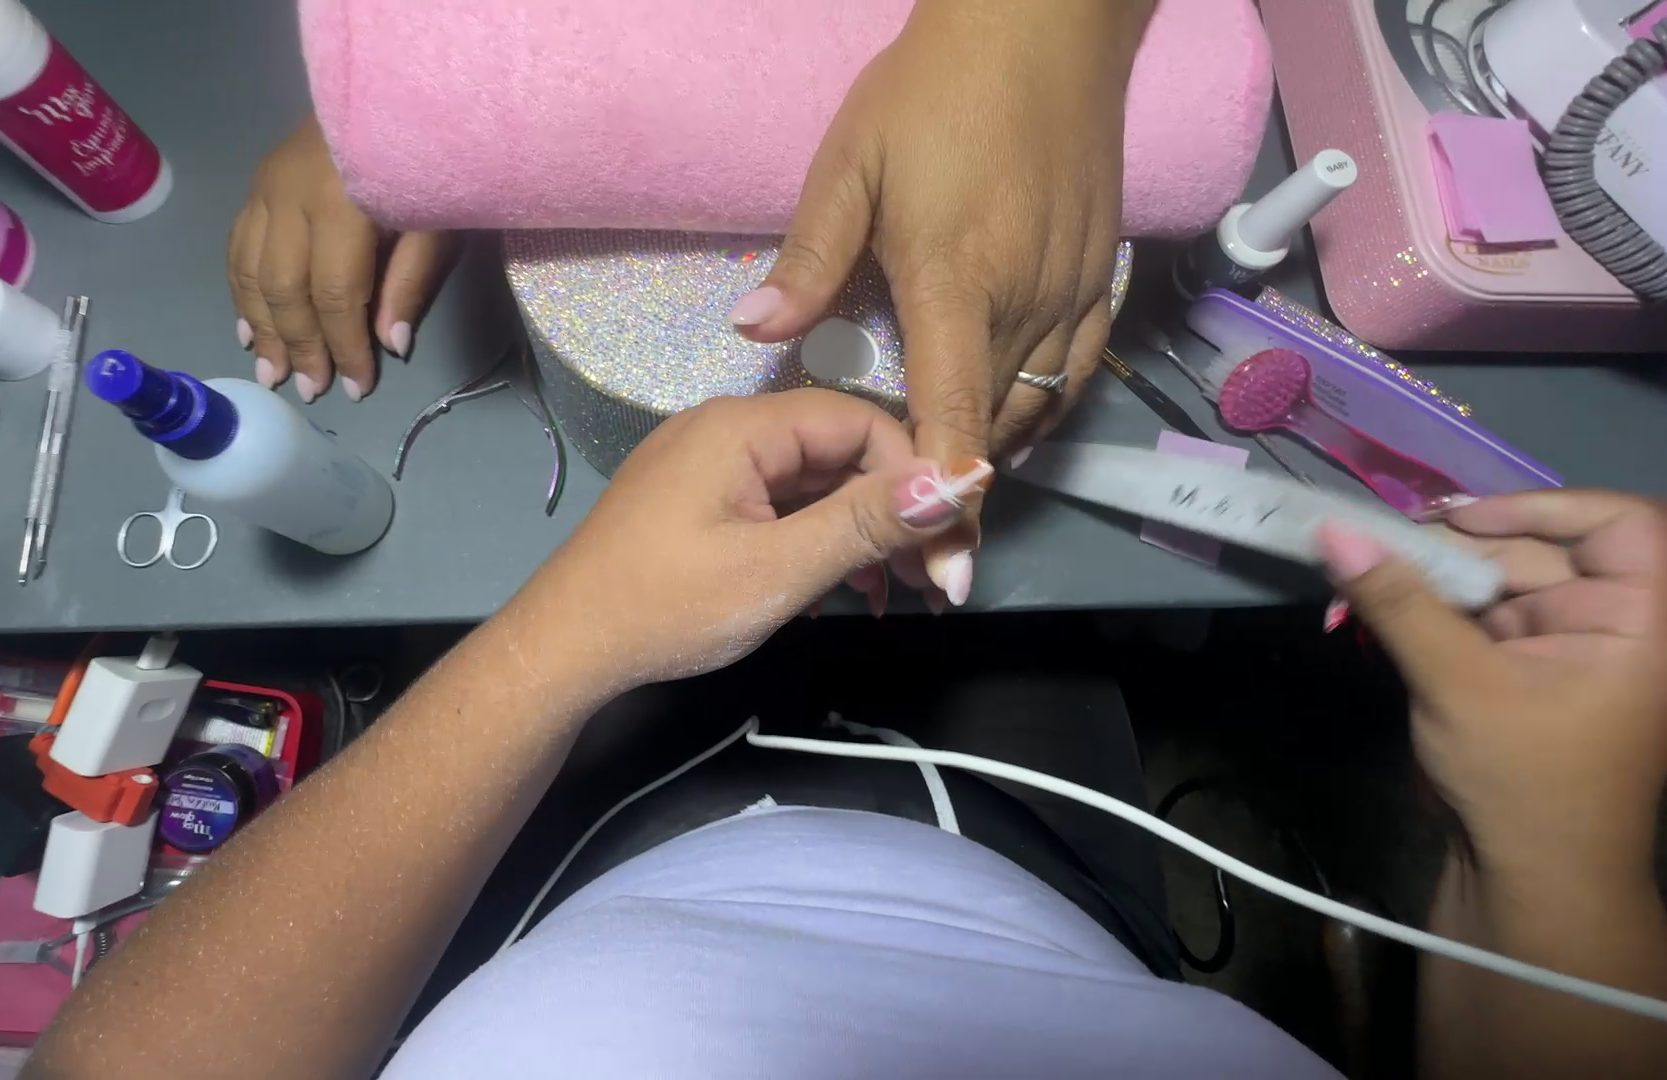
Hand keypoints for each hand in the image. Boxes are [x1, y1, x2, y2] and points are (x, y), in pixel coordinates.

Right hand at [227, 119, 460, 402]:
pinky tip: (249, 326)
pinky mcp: (257, 182)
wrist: (395, 92)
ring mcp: (264, 187)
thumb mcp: (436, 225)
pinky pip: (239, 246)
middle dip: (298, 346)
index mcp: (338, 208)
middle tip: (308, 391)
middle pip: (285, 289)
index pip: (335, 297)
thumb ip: (409, 283)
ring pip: (251, 270)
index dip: (344, 347)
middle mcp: (287, 198)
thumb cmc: (428, 162)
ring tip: (271, 371)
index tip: (353, 388)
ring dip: (261, 327)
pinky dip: (242, 290)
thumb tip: (391, 345)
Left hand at [503, 389, 991, 696]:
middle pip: (839, 453)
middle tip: (933, 583)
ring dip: (858, 534)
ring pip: (812, 484)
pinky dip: (815, 541)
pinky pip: (778, 505)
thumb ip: (866, 521)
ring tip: (893, 594)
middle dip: (893, 513)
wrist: (567, 649)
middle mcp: (728, 429)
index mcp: (743, 425)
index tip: (949, 545)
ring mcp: (712, 466)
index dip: (916, 477)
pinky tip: (838, 589)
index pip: (861, 421)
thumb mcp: (776, 569)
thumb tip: (963, 476)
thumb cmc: (667, 607)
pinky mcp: (703, 501)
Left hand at [731, 0, 1151, 603]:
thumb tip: (754, 328)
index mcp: (955, 284)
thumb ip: (809, 261)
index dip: (945, 494)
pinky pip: (1072, 375)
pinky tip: (1002, 434)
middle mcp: (1024, 303)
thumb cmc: (932, 94)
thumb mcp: (851, 167)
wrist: (1047, 18)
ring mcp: (1070, 292)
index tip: (944, 564)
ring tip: (953, 506)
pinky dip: (1035, 415)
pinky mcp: (1097, 278)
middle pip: (990, 426)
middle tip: (929, 551)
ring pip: (1030, 409)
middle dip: (960, 494)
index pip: (950, 412)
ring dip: (990, 459)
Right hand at [1321, 491, 1666, 879]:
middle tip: (1364, 559)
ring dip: (1412, 582)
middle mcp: (1601, 619)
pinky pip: (1454, 612)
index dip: (1537, 507)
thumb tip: (1334, 533)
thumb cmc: (1524, 775)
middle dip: (1441, 552)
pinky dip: (1408, 608)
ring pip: (1477, 580)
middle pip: (1524, 551)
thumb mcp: (1458, 682)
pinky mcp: (1501, 660)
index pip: (1616, 526)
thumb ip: (1397, 603)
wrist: (1520, 864)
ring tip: (1350, 589)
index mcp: (1638, 620)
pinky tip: (1361, 611)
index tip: (1449, 520)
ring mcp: (1549, 640)